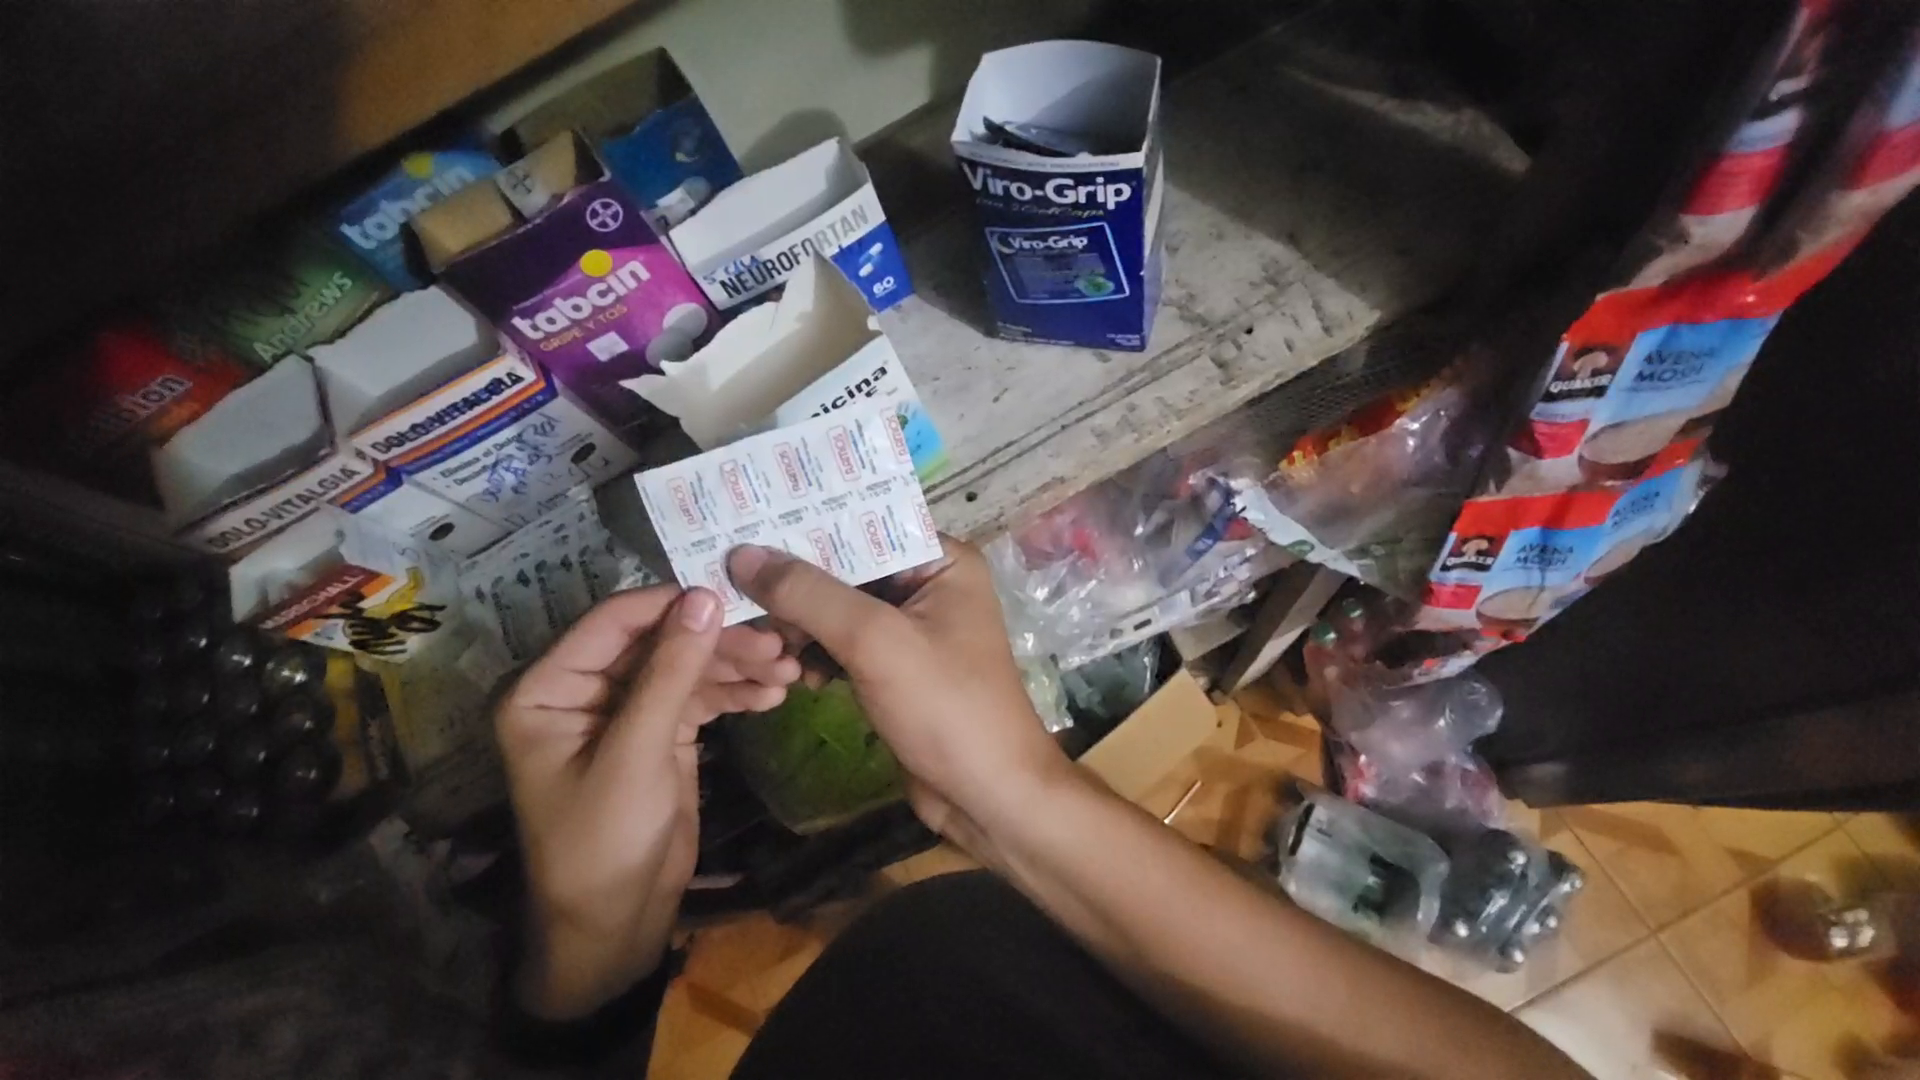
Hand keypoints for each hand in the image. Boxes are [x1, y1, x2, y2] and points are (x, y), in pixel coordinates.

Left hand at [495, 586, 798, 1018]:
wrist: (617, 925)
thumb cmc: (603, 842)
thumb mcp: (635, 754)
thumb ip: (670, 673)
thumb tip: (705, 598)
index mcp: (550, 688)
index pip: (613, 622)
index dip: (672, 606)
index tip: (733, 600)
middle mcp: (587, 689)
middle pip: (660, 642)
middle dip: (718, 643)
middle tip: (776, 646)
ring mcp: (628, 710)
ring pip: (688, 666)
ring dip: (737, 667)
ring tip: (788, 672)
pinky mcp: (663, 731)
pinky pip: (702, 696)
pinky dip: (736, 694)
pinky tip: (772, 696)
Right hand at [727, 540, 1072, 862]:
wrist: (988, 797)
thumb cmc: (946, 707)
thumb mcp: (876, 641)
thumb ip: (810, 594)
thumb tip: (743, 554)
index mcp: (942, 561)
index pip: (864, 524)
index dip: (805, 525)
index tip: (743, 523)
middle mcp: (928, 585)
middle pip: (845, 568)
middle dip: (795, 585)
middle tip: (734, 590)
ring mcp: (911, 629)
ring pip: (837, 609)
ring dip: (801, 626)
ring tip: (764, 644)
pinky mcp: (894, 668)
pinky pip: (842, 645)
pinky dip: (817, 655)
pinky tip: (796, 676)